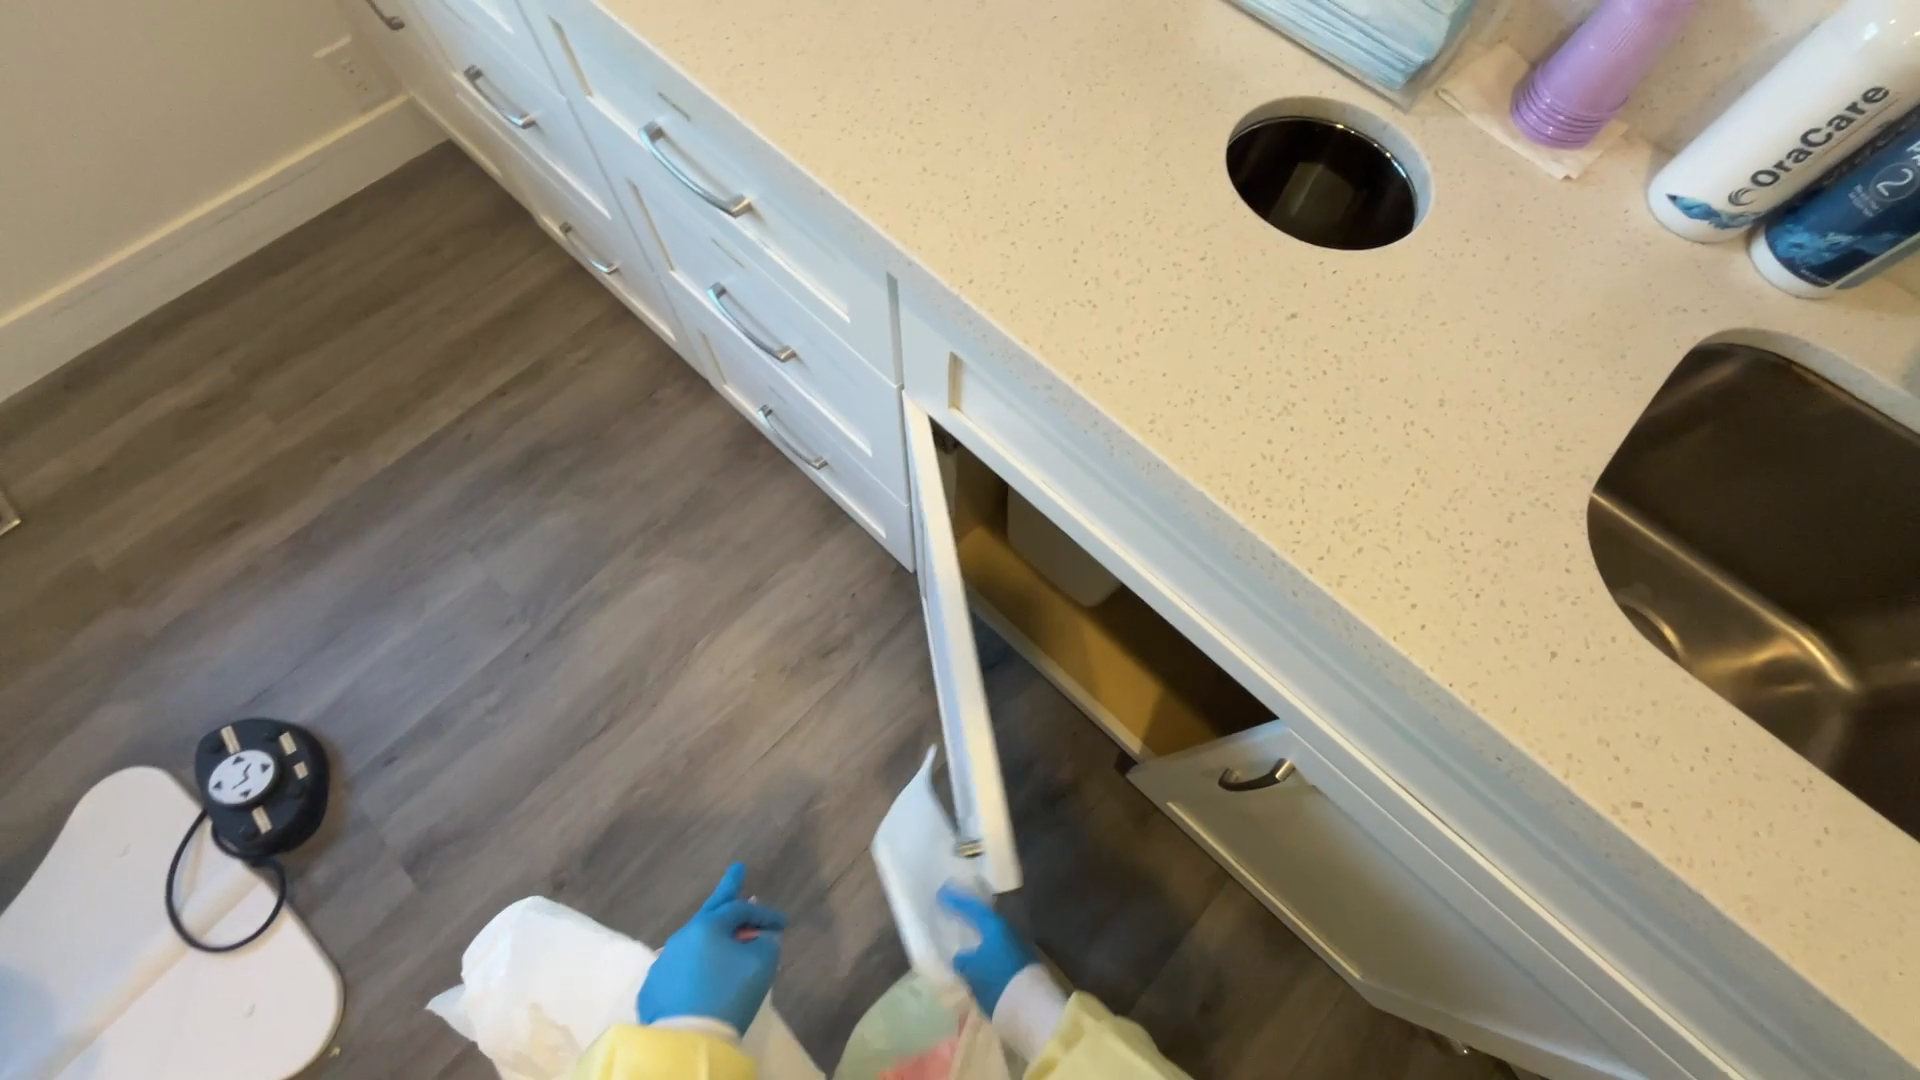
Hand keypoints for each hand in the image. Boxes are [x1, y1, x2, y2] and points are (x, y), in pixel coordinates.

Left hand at [637, 863, 786, 1033]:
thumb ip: (766, 944)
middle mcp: (682, 937)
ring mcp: (664, 963)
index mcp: (708, 927)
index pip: (740, 910)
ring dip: (713, 935)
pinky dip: (695, 963)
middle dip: (728, 889)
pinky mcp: (654, 989)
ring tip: (725, 934)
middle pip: (711, 910)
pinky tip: (702, 971)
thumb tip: (760, 940)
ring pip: (695, 940)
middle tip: (737, 869)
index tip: (782, 925)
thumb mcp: (761, 966)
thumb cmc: (729, 995)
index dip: (764, 915)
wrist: (687, 1042)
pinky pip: (680, 967)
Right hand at [937, 883, 1037, 1013]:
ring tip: (963, 935)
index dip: (956, 900)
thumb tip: (961, 956)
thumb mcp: (972, 972)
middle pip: (985, 917)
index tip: (942, 893)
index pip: (972, 907)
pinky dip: (986, 947)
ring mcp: (1017, 945)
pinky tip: (977, 954)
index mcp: (994, 925)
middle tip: (954, 911)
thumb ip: (963, 961)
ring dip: (979, 933)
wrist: (1032, 1009)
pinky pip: (998, 947)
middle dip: (970, 915)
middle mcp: (1007, 929)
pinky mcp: (1021, 961)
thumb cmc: (997, 983)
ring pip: (992, 933)